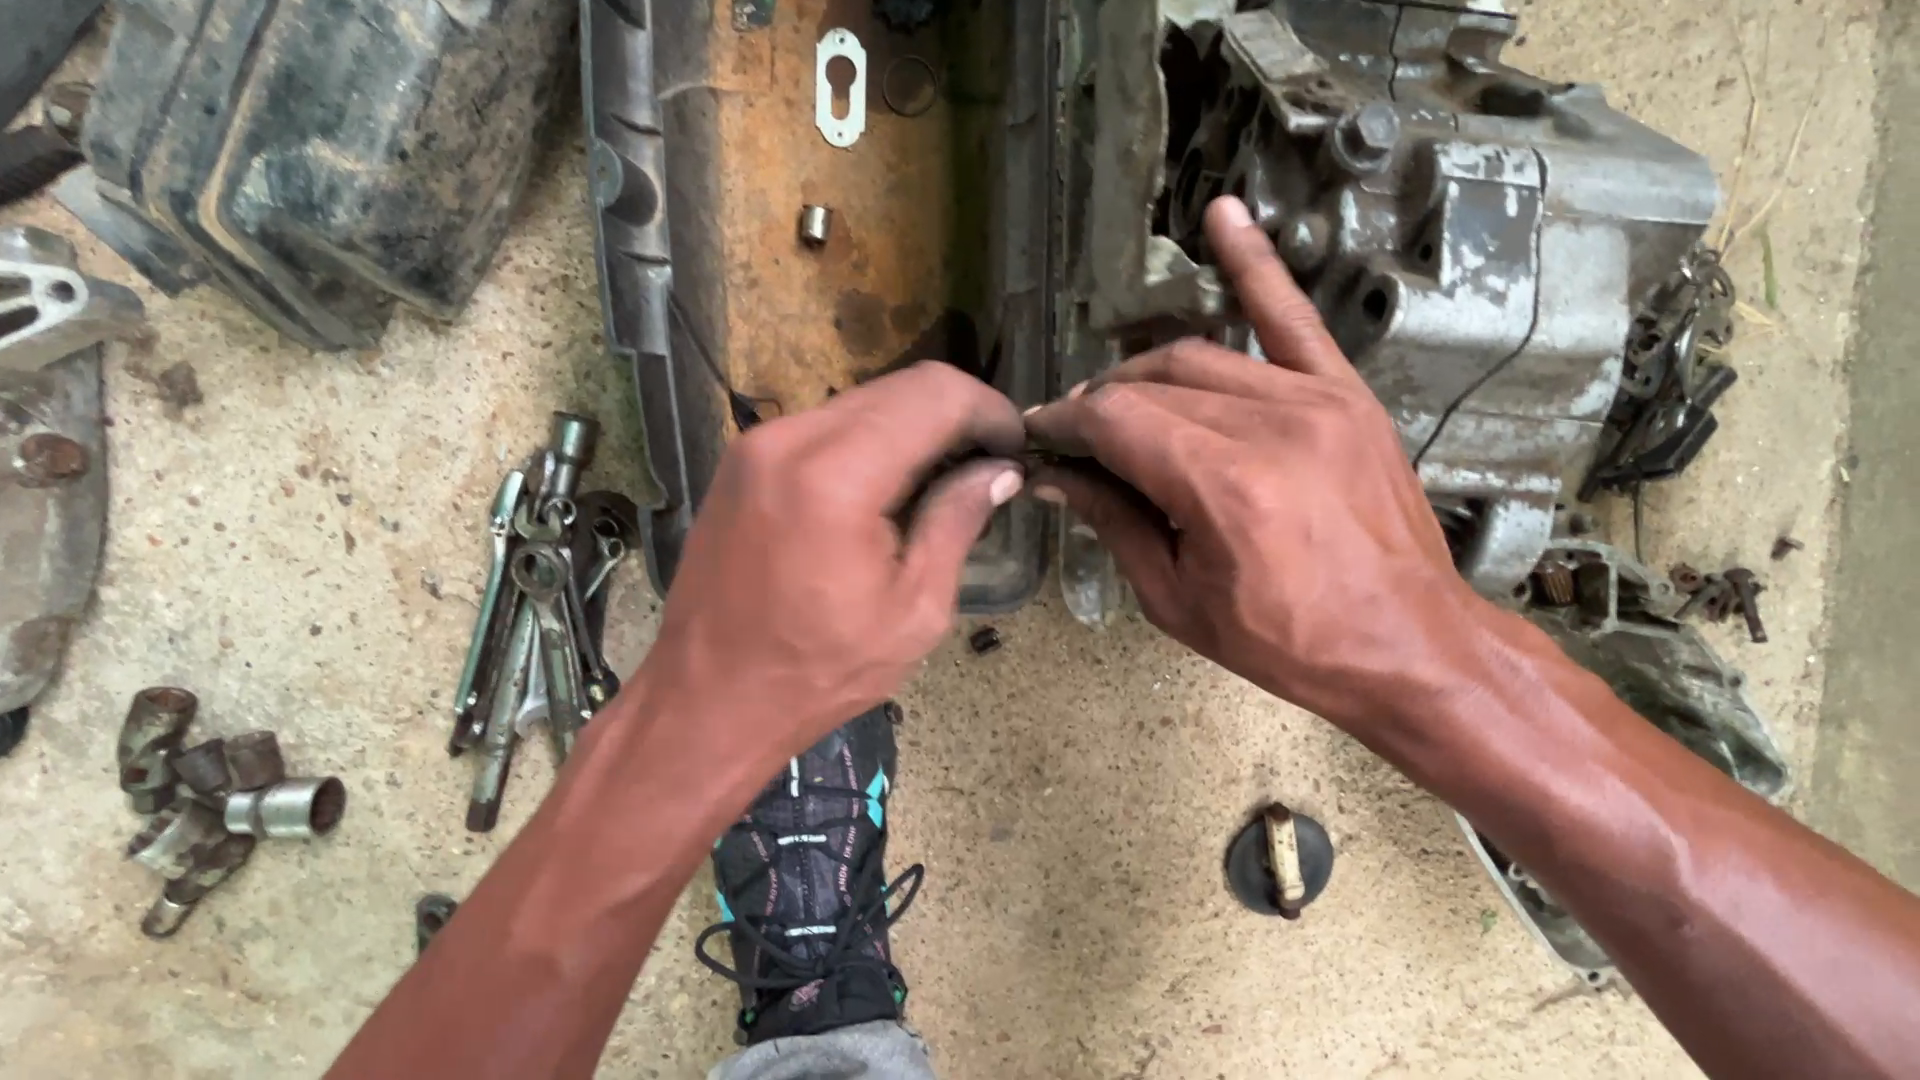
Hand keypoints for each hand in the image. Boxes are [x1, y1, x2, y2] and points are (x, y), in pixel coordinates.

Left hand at [638, 362, 1025, 758]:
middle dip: (958, 415)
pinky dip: (872, 441)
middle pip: (900, 387)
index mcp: (835, 476)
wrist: (706, 698)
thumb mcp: (913, 611)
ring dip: (915, 427)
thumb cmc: (817, 672)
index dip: (989, 411)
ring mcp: (757, 444)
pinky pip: (826, 426)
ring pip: (863, 401)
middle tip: (991, 464)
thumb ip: (956, 523)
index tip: (1017, 448)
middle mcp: (789, 438)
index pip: (934, 395)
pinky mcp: (743, 460)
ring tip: (946, 480)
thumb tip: (999, 472)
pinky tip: (891, 487)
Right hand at [1025, 196, 1481, 733]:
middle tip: (1078, 436)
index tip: (1039, 435)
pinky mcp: (1346, 394)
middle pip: (1151, 383)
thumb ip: (1113, 522)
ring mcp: (1314, 400)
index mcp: (1220, 485)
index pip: (1114, 420)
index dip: (1065, 423)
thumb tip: (1055, 477)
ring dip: (1145, 371)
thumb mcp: (1176, 599)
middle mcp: (1266, 426)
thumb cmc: (1285, 641)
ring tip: (1119, 399)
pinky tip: (1222, 215)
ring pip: (1199, 355)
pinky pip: (1291, 316)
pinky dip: (1254, 263)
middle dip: (1100, 403)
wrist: (1408, 645)